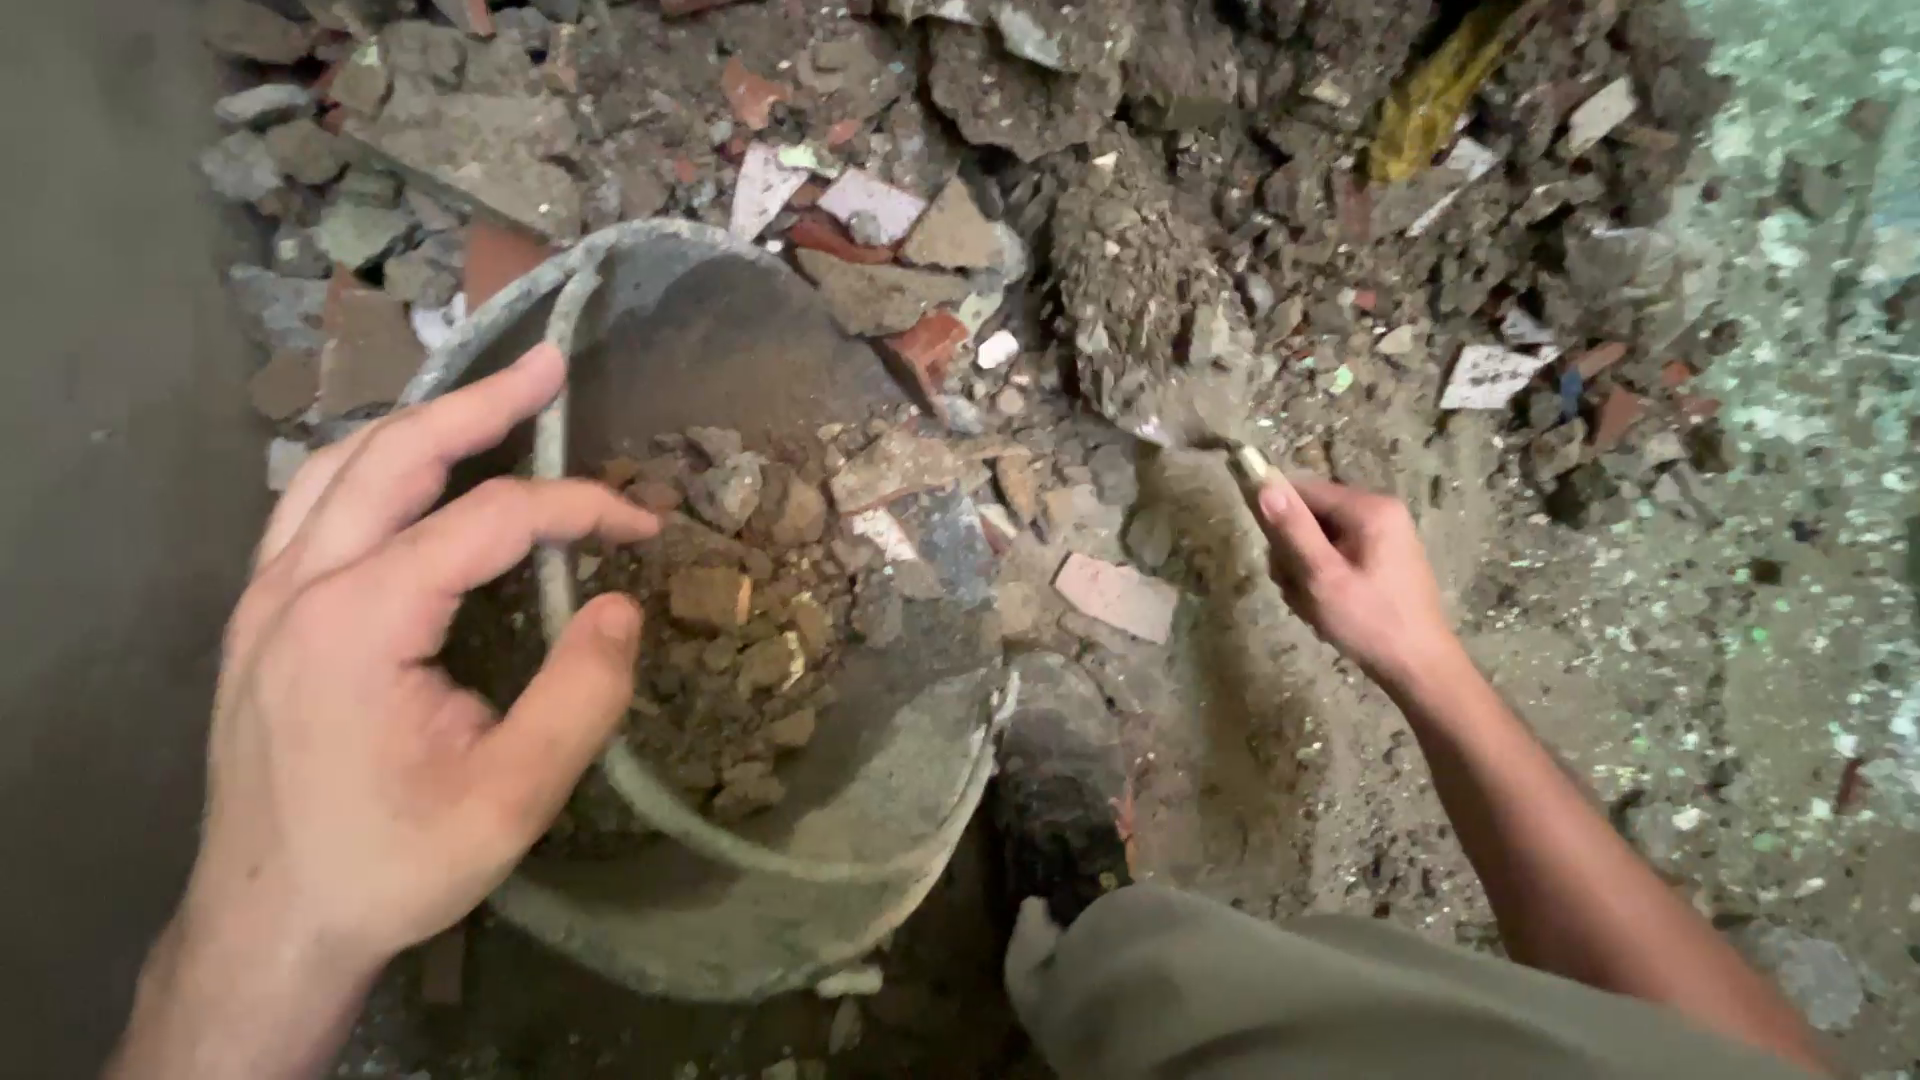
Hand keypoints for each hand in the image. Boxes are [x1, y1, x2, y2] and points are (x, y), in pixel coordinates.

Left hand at [189, 342, 658, 973]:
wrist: (272, 926)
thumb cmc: (398, 861)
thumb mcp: (517, 794)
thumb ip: (582, 692)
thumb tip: (620, 604)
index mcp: (359, 623)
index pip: (488, 520)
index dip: (579, 507)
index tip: (645, 529)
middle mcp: (297, 588)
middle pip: (393, 455)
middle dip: (482, 403)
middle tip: (549, 364)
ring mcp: (267, 599)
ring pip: (338, 468)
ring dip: (423, 424)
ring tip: (493, 400)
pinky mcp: (265, 619)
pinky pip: (314, 506)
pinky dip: (377, 466)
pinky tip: (416, 474)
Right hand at [1253, 474, 1461, 689]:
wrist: (1418, 666)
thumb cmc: (1368, 621)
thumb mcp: (1321, 576)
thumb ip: (1292, 529)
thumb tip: (1263, 485)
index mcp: (1369, 508)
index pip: (1301, 490)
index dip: (1277, 518)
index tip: (1275, 557)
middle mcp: (1378, 511)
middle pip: (1308, 515)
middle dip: (1291, 552)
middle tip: (1298, 589)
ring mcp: (1382, 535)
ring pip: (1316, 538)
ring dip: (1302, 570)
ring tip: (1313, 603)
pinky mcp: (1380, 556)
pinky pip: (1333, 554)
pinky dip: (1321, 577)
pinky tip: (1326, 604)